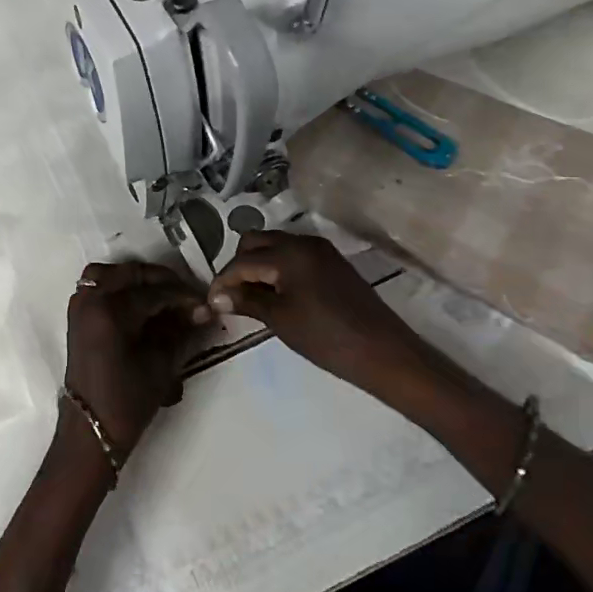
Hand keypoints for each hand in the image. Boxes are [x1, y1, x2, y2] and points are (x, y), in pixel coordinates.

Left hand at [63, 261, 208, 457]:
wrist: (90, 430)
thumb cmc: (128, 401)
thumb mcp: (161, 365)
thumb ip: (181, 331)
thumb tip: (202, 310)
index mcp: (111, 312)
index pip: (155, 292)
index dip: (184, 296)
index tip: (204, 303)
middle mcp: (91, 302)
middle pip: (131, 274)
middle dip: (161, 282)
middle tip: (185, 297)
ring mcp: (80, 309)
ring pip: (110, 275)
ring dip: (137, 280)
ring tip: (162, 296)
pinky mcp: (77, 319)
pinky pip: (98, 288)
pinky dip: (119, 288)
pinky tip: (141, 305)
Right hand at [206, 231, 427, 389]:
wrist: (381, 350)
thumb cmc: (325, 336)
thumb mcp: (280, 319)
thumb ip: (247, 301)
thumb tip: (217, 297)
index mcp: (288, 252)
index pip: (242, 260)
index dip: (222, 281)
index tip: (211, 303)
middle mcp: (303, 241)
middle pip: (256, 241)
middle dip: (238, 265)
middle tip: (231, 297)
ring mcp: (320, 250)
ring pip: (275, 246)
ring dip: (257, 265)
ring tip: (250, 297)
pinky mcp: (331, 262)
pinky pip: (293, 255)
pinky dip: (277, 268)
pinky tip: (275, 293)